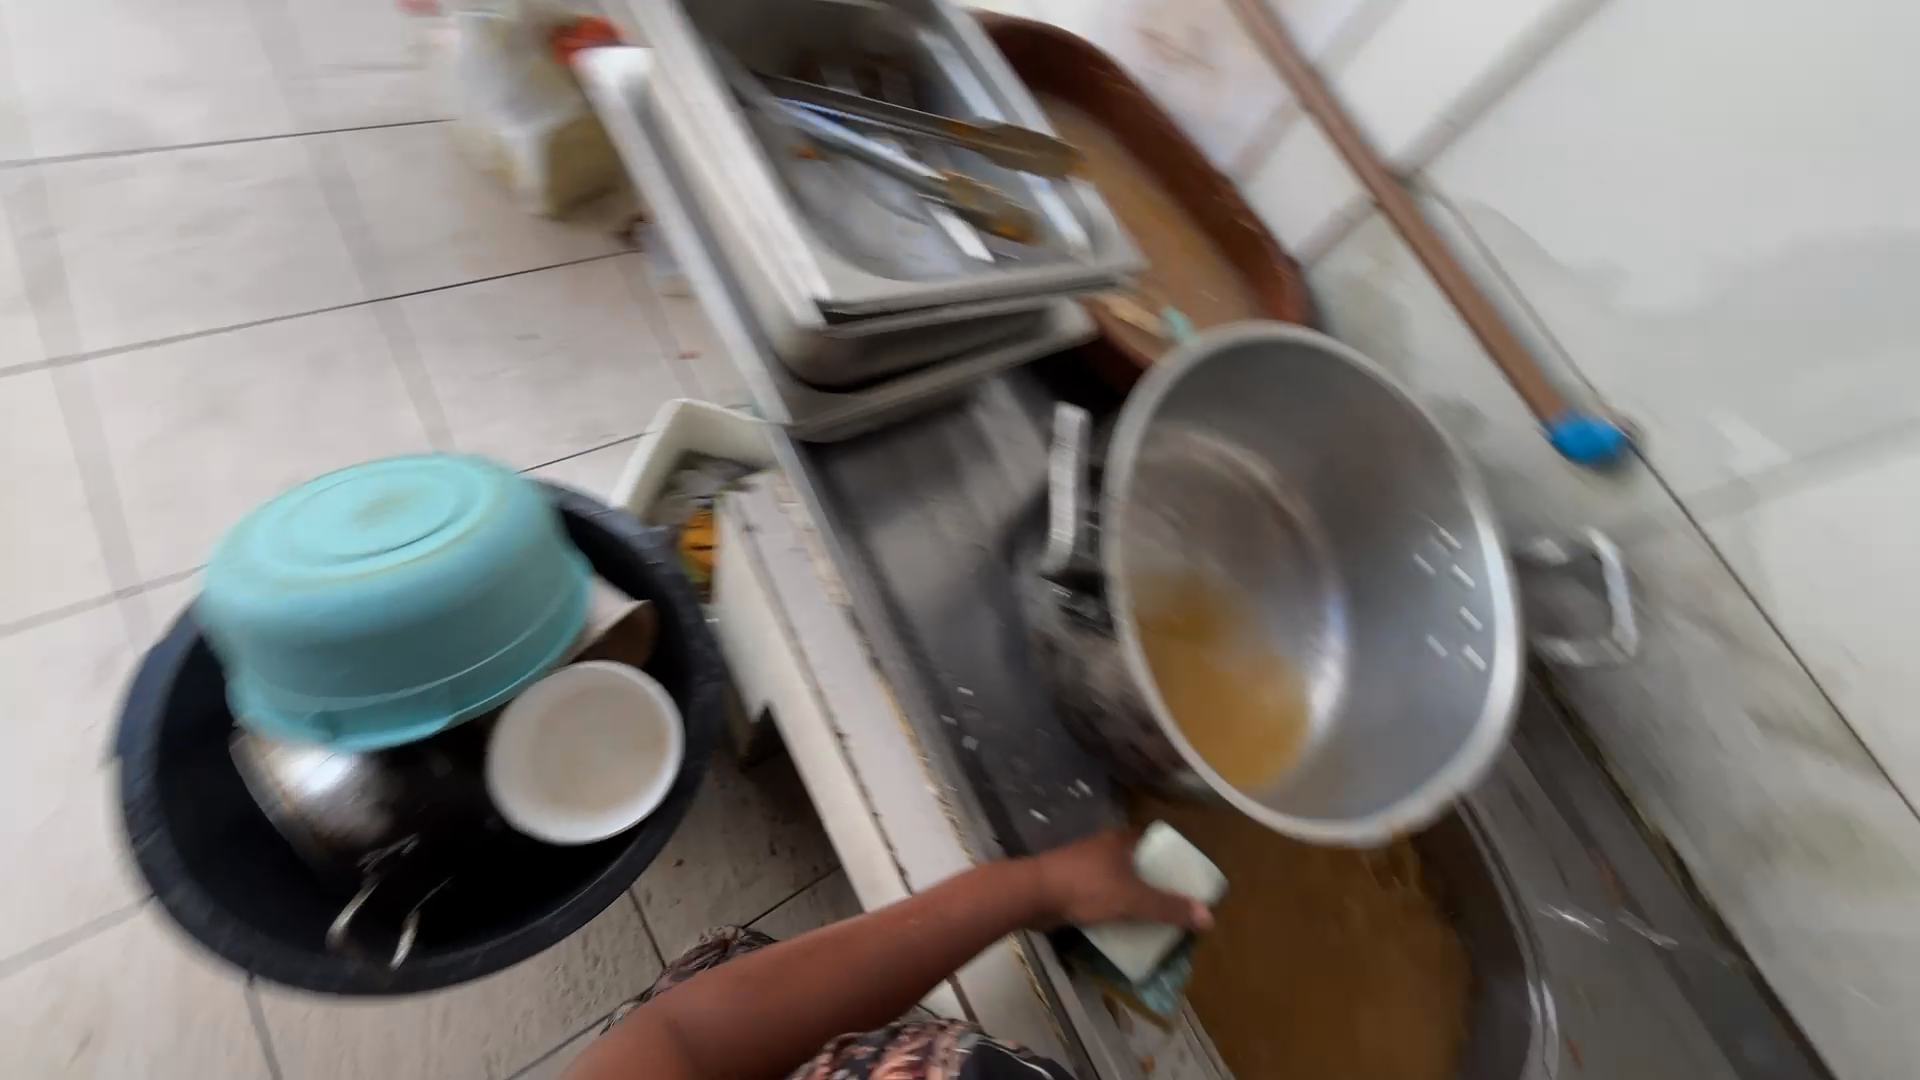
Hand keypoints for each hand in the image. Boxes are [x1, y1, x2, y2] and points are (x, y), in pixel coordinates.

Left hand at [1028, 828, 1213, 930]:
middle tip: (1177, 908)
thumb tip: (1209, 916)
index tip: (1190, 881)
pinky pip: (1104, 895)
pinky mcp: (1074, 884)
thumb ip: (1168, 906)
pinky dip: (1117, 908)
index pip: (1154, 843)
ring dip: (1136, 898)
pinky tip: (1126, 927)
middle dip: (1157, 884)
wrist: (1034, 894)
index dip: (1173, 860)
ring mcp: (1087, 865)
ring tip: (1157, 921)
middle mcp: (1105, 847)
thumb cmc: (1086, 887)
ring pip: (1121, 880)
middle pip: (1139, 863)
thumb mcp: (1133, 899)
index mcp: (1121, 840)